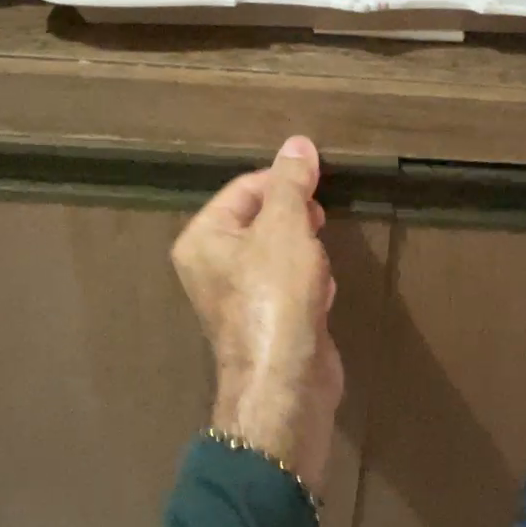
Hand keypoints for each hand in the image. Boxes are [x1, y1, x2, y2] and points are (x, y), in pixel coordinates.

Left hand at [172, 136, 340, 493]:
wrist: (286, 383)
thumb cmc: (276, 296)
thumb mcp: (285, 227)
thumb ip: (291, 183)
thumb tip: (298, 143)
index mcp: (203, 239)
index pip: (244, 189)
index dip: (283, 180)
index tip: (319, 179)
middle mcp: (212, 266)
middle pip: (261, 220)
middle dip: (296, 219)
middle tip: (320, 220)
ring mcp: (239, 297)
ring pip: (279, 253)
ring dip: (306, 252)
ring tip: (319, 263)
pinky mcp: (266, 321)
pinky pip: (289, 285)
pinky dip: (310, 283)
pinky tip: (322, 293)